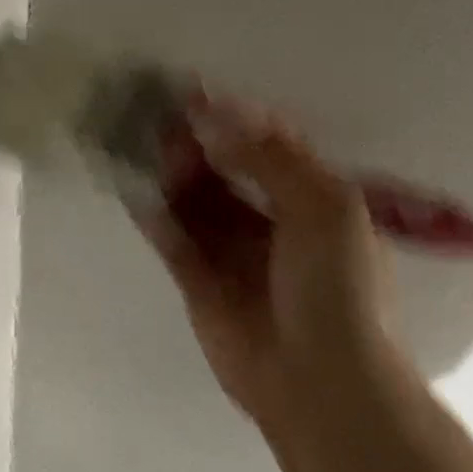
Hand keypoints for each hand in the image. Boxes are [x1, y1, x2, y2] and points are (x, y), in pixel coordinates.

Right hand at [139, 91, 405, 433]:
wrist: (319, 377)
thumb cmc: (336, 286)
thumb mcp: (324, 205)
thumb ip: (272, 158)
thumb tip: (218, 121)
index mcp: (315, 201)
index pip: (271, 148)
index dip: (237, 120)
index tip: (196, 94)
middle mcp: (273, 224)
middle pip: (228, 173)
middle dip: (197, 145)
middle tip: (159, 117)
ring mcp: (234, 257)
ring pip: (196, 204)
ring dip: (172, 175)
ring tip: (141, 144)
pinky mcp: (200, 288)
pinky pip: (174, 244)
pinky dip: (156, 218)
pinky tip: (136, 190)